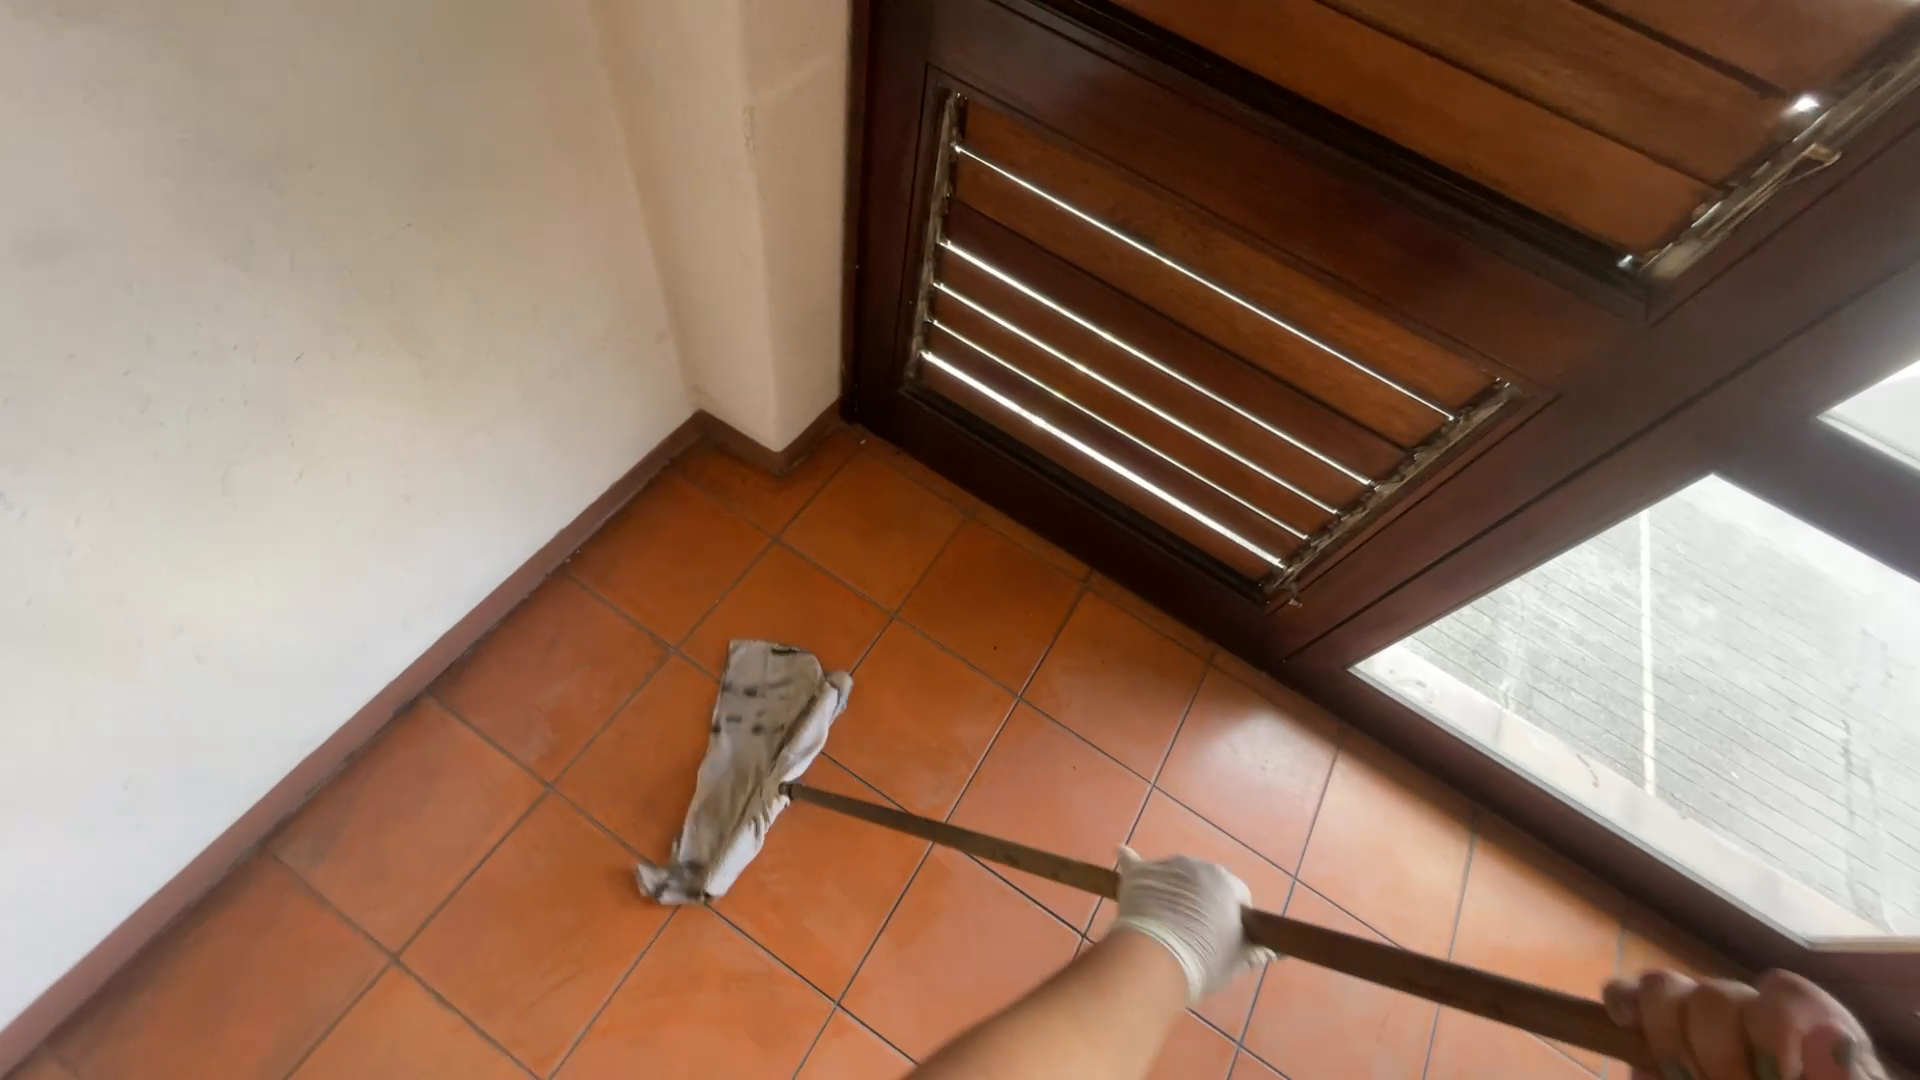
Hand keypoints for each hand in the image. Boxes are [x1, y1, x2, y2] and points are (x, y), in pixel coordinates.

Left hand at [1111, 846, 1273, 1002]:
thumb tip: (1272, 951)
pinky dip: (1129, 859)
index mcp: (1228, 884)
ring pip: (1173, 875)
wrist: (1157, 957)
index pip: (1236, 895)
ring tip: (1163, 918)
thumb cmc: (1203, 960)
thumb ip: (1254, 952)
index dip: (1231, 916)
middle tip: (1194, 930)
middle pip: (1204, 881)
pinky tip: (1121, 851)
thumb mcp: (1236, 962)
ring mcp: (1165, 865)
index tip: (1223, 935)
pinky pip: (1133, 861)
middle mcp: (1198, 865)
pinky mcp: (1138, 872)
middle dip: (1202, 900)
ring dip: (1172, 889)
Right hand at [1603, 969, 1884, 1079]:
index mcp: (1811, 1037)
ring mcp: (1692, 1016)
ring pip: (1663, 985)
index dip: (1774, 1026)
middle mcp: (1749, 1015)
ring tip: (1684, 1079)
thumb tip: (1832, 1040)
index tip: (1774, 1075)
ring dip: (1669, 1038)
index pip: (1788, 994)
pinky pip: (1622, 991)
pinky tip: (1626, 1027)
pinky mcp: (1644, 1023)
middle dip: (1717, 1053)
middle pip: (1717, 994)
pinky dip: (1622, 1003)